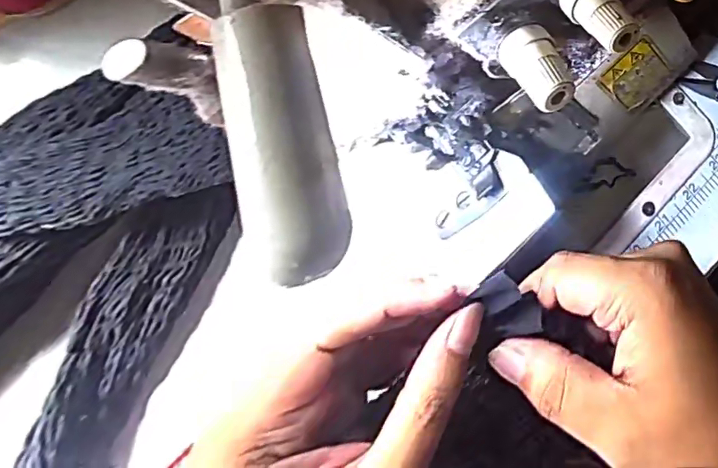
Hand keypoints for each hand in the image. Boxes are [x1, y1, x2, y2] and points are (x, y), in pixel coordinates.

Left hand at [188, 280, 482, 467]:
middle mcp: (266, 402)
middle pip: (345, 324)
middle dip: (410, 305)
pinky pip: (365, 360)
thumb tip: (462, 327)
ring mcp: (292, 403)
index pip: (328, 328)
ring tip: (459, 317)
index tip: (448, 293)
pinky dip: (406, 347)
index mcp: (254, 424)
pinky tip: (436, 343)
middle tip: (464, 301)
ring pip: (359, 336)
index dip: (394, 300)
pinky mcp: (319, 409)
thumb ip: (424, 401)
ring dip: (413, 322)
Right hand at [487, 242, 717, 467]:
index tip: (513, 349)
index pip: (556, 272)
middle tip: (559, 379)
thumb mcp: (619, 426)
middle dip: (556, 324)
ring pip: (596, 285)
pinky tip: (621, 365)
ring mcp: (670, 268)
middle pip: (576, 277)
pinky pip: (620, 291)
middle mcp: (658, 261)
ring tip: (600, 378)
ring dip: (583, 327)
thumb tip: (509, 354)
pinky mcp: (675, 281)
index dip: (527, 310)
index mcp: (643, 285)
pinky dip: (608, 325)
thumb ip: (553, 384)